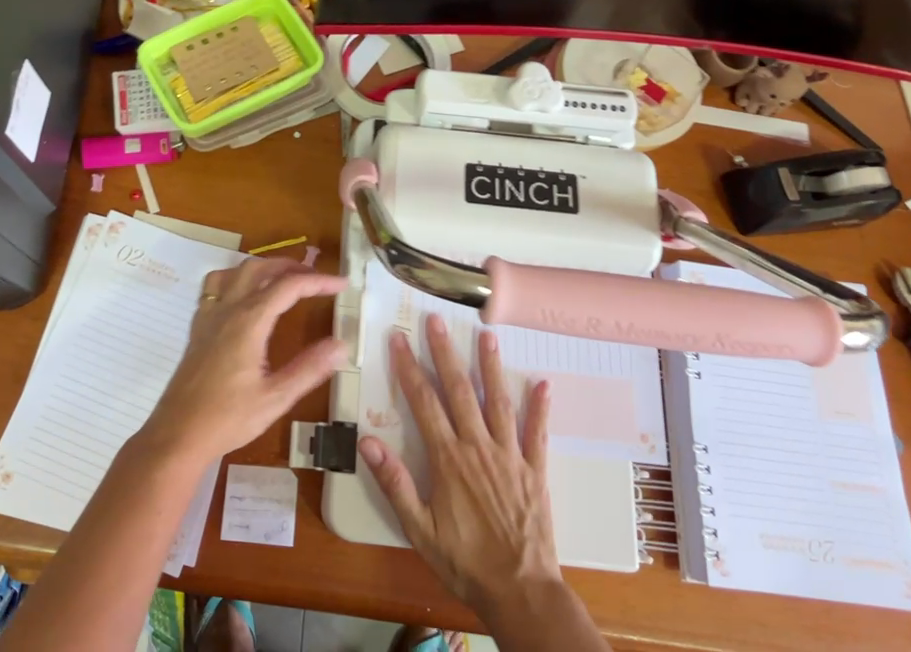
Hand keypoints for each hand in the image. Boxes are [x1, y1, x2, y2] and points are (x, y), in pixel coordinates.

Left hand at [143, 258, 347, 461]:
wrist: (178, 434)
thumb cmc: (228, 419)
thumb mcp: (275, 398)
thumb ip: (309, 369)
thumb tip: (341, 345)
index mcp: (249, 322)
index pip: (289, 287)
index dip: (319, 281)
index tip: (342, 284)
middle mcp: (227, 310)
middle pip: (260, 269)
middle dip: (291, 266)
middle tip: (317, 279)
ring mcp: (209, 317)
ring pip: (236, 272)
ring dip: (263, 268)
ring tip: (285, 279)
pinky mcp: (198, 328)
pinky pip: (215, 286)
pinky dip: (236, 278)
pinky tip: (245, 295)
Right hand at [359, 314, 560, 616]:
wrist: (520, 590)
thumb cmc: (464, 562)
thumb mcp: (418, 529)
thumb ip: (395, 483)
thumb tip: (367, 443)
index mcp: (447, 459)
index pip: (423, 402)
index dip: (408, 367)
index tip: (398, 339)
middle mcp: (478, 447)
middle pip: (459, 390)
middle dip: (445, 353)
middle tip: (436, 320)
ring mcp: (510, 456)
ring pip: (499, 402)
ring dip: (491, 367)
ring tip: (487, 336)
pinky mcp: (535, 471)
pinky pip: (537, 433)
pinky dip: (540, 408)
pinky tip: (542, 383)